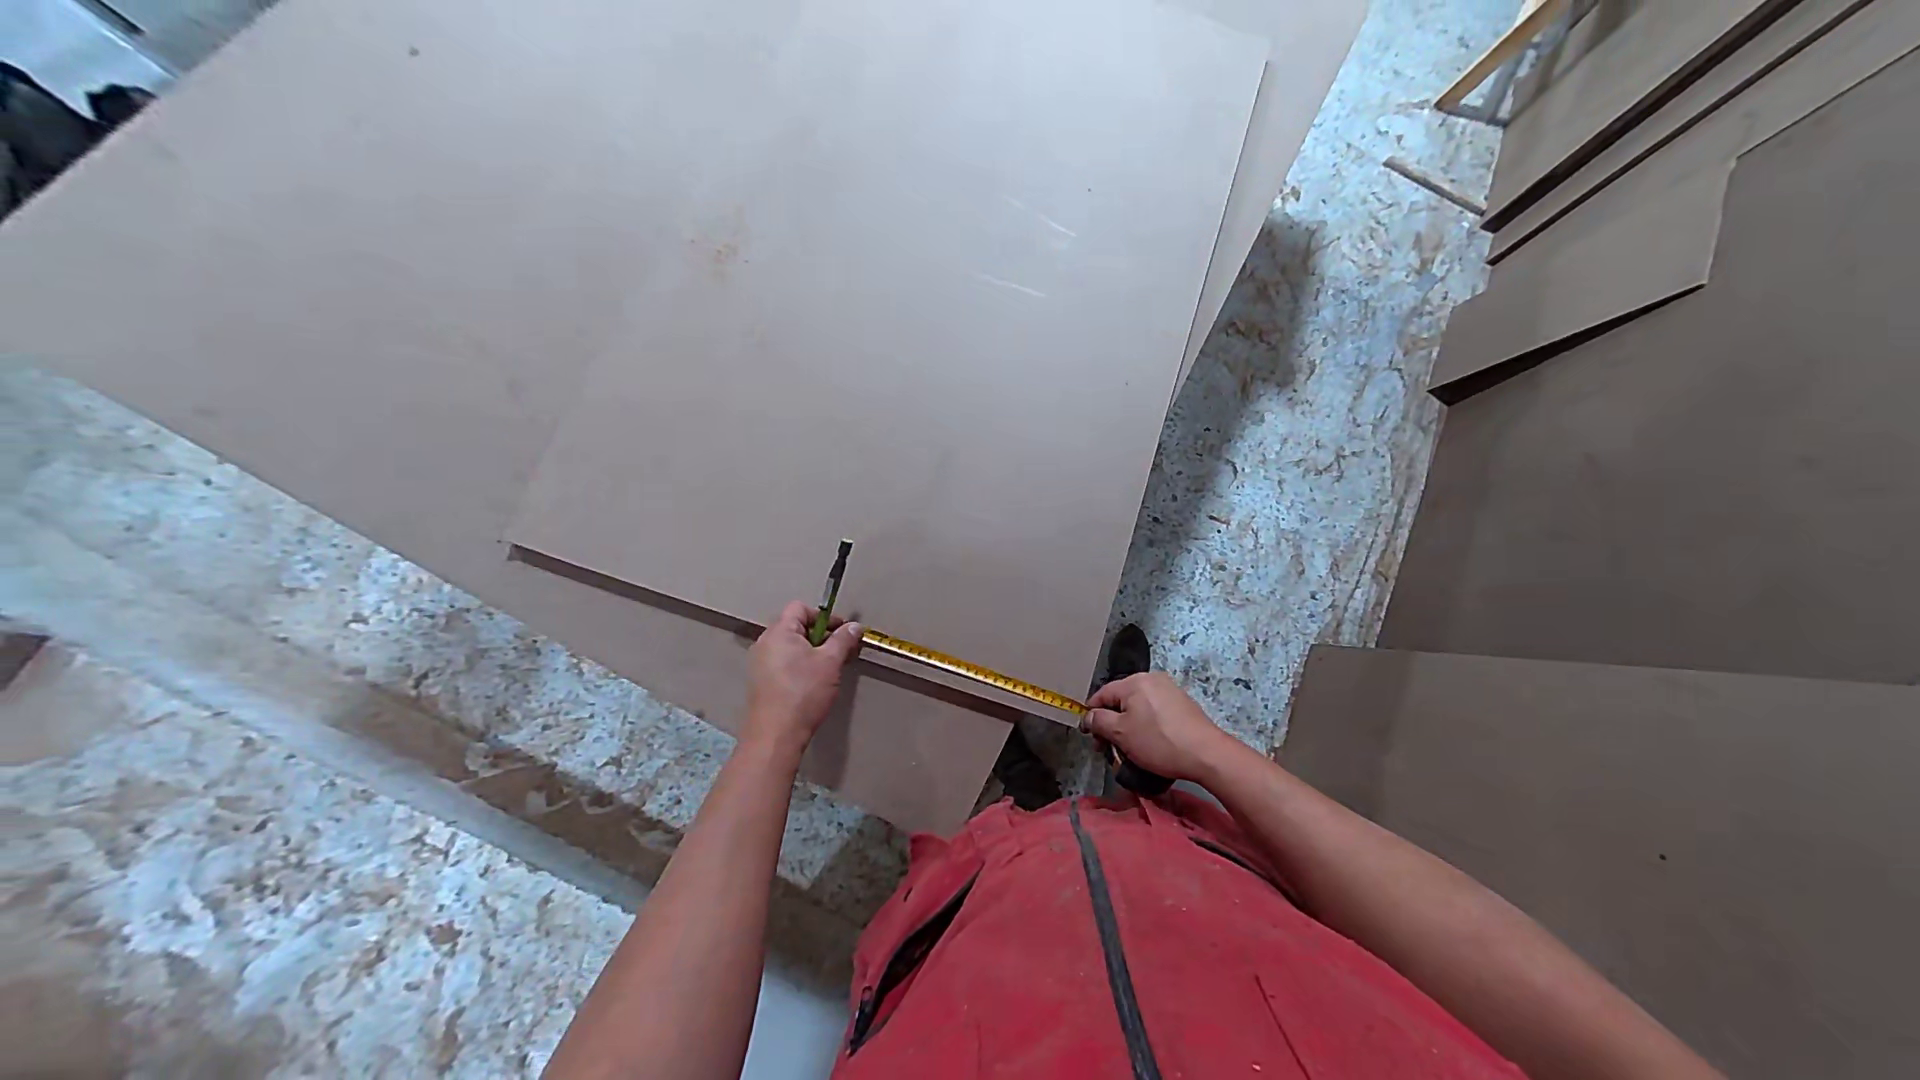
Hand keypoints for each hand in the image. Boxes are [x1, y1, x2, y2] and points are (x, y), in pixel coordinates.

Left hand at [742, 600, 863, 756]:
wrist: (776, 734)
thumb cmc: (803, 693)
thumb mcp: (830, 662)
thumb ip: (843, 640)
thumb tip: (854, 626)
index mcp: (779, 632)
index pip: (800, 608)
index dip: (824, 616)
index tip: (841, 632)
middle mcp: (765, 643)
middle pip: (795, 627)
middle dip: (820, 636)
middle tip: (839, 652)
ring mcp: (759, 663)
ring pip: (790, 647)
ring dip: (811, 652)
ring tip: (828, 669)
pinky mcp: (761, 682)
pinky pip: (782, 663)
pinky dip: (799, 666)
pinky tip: (813, 683)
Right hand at [1083, 672, 1247, 783]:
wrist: (1206, 754)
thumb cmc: (1158, 741)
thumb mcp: (1121, 733)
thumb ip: (1098, 721)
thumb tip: (1088, 716)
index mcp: (1134, 681)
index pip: (1102, 694)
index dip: (1091, 715)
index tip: (1090, 737)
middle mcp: (1152, 679)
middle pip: (1121, 700)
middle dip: (1111, 724)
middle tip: (1108, 748)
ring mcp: (1170, 690)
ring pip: (1138, 707)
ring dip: (1128, 727)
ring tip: (1129, 749)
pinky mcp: (1182, 705)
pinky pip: (1154, 712)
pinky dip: (1146, 726)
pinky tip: (1149, 744)